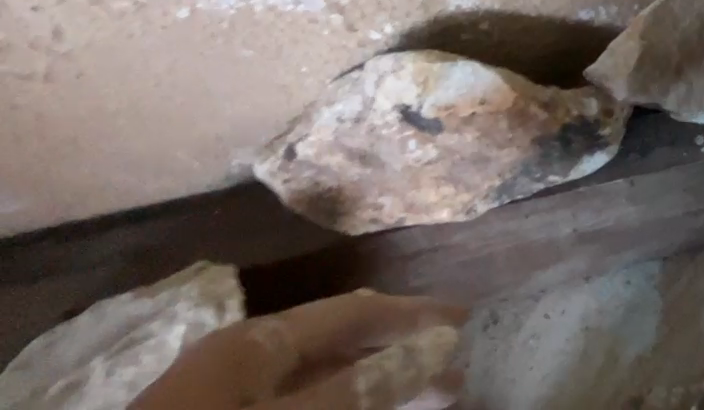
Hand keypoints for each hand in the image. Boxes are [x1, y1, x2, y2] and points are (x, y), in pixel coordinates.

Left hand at [131, 291, 466, 409]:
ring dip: (378, 384)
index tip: (468, 318)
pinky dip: (344, 406)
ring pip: (323, 380)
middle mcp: (245, 359)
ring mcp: (228, 399)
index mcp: (256, 341)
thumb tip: (440, 343)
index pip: (357, 310)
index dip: (416, 313)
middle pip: (342, 343)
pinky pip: (300, 405)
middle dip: (403, 352)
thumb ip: (362, 386)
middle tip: (456, 369)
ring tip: (429, 396)